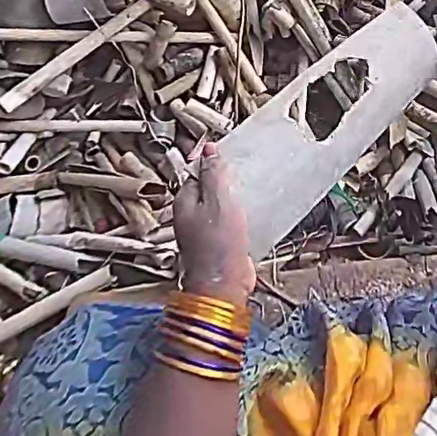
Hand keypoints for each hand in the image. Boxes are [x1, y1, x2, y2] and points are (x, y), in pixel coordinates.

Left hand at [173, 141, 256, 302]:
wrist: (224, 287)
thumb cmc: (217, 245)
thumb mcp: (218, 201)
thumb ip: (213, 174)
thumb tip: (208, 148)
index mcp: (184, 201)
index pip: (196, 172)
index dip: (213, 163)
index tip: (231, 158)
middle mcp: (190, 214)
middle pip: (209, 188)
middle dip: (225, 181)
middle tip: (243, 173)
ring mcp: (204, 229)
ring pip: (220, 204)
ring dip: (234, 198)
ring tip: (251, 189)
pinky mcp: (220, 242)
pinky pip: (229, 221)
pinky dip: (240, 215)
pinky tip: (252, 211)